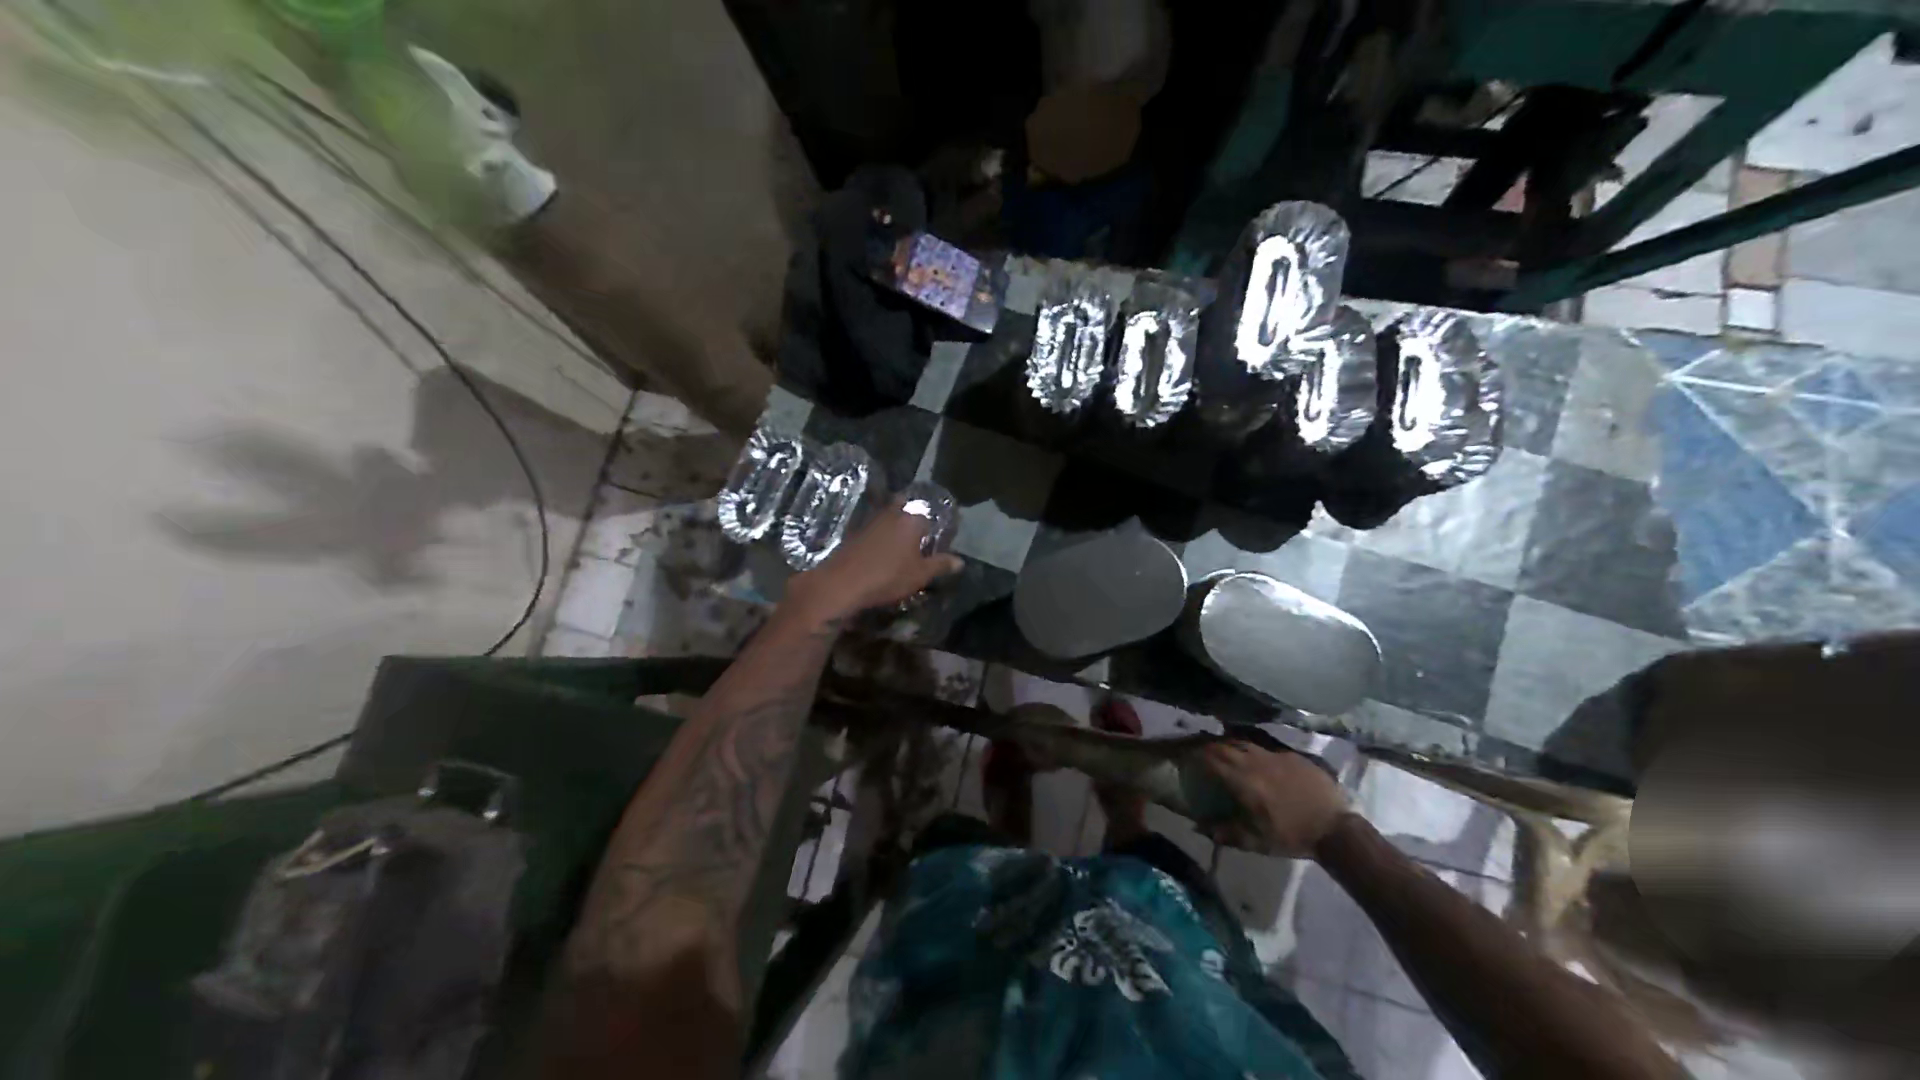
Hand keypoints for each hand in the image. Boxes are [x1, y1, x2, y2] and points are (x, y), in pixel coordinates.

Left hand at [782, 501, 963, 626]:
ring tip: (900, 550)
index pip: (929, 518)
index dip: (933, 531)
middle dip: (912, 522)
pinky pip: (874, 530)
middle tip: (917, 542)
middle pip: (906, 510)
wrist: (842, 582)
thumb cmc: (888, 576)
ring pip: (888, 518)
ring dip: (894, 529)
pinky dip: (880, 538)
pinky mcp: (855, 532)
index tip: (934, 545)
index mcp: (912, 519)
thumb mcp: (920, 575)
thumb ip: (940, 565)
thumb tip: (960, 561)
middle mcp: (892, 513)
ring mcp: (871, 521)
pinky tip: (881, 553)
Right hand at [1198, 740, 1352, 858]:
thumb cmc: (1292, 836)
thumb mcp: (1256, 841)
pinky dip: (1253, 747)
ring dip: (1230, 743)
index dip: (1197, 755)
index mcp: (1243, 781)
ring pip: (1244, 741)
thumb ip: (1226, 833)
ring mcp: (1275, 755)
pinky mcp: (1292, 755)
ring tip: (1224, 748)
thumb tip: (1198, 827)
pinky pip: (1265, 746)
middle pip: (1225, 745)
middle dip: (1210, 746)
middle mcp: (1255, 762)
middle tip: (1202, 750)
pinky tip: (1255, 755)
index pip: (1212, 758)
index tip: (1188, 756)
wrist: (1335, 829)